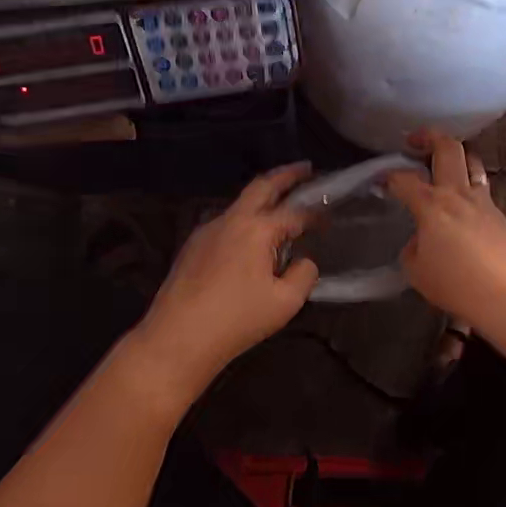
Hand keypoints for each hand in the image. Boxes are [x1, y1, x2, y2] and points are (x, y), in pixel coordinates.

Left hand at [132, 163, 318, 394]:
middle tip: (306, 168)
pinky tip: (250, 240)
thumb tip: (304, 261)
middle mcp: (231, 220)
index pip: (294, 213)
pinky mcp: (192, 245)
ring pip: (240, 203)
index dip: (315, 214)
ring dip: (263, 198)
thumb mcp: (285, 302)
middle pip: (262, 186)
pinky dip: (244, 220)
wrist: (177, 338)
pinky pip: (225, 223)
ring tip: (281, 205)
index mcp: (257, 229)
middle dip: (286, 174)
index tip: (328, 218)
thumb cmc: (236, 320)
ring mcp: (207, 230)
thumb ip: (304, 275)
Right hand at [386, 131, 505, 341]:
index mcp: (432, 204)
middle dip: (429, 136)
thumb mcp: (417, 271)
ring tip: (443, 164)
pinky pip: (481, 189)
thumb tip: (420, 239)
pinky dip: (468, 186)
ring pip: (472, 163)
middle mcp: (459, 194)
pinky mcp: (500, 216)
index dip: (389, 176)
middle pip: (448, 148)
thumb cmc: (456, 284)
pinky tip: (462, 205)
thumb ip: (413, 248)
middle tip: (414, 141)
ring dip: (456, 156)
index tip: (380, 179)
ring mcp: (484, 202)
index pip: (405, 179)